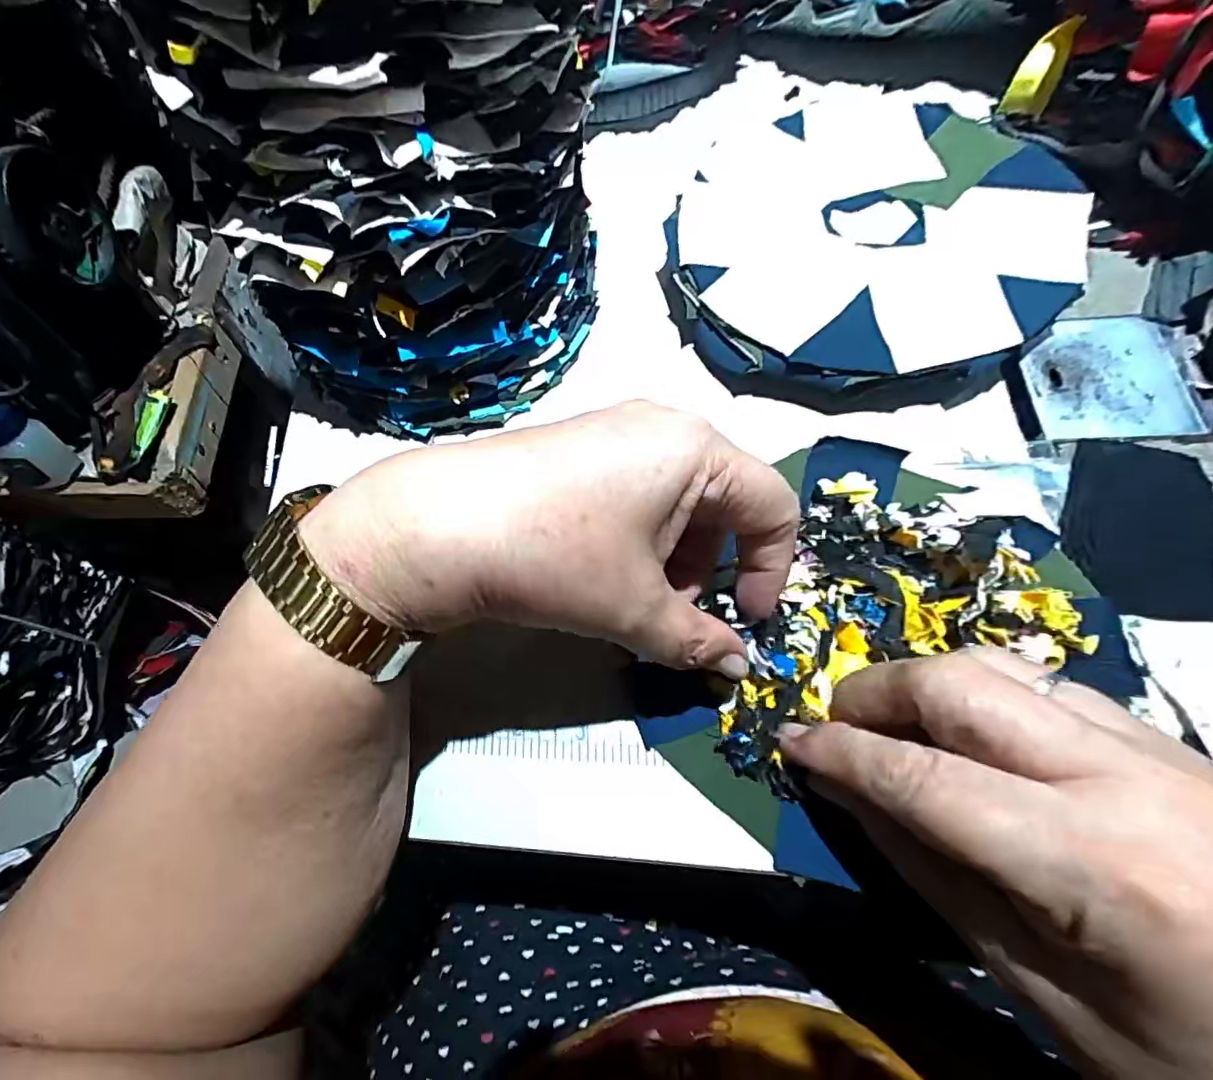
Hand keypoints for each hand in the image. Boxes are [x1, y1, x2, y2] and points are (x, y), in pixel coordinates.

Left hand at [299, 402, 798, 675]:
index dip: (772, 570)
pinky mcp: (585, 443)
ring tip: (636, 597)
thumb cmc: (557, 558)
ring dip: (678, 557)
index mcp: (698, 450)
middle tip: (678, 613)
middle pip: (728, 503)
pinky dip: (644, 535)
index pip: (775, 507)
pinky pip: (643, 489)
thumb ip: (698, 641)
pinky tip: (605, 568)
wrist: (437, 525)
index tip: (744, 618)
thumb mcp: (636, 607)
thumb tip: (739, 668)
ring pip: (684, 500)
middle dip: (714, 568)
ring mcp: (620, 429)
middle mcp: (667, 426)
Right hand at [781, 648, 1212, 1079]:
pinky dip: (988, 696)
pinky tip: (965, 730)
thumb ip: (934, 875)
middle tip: (833, 719)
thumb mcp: (1041, 995)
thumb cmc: (1197, 1072)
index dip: (846, 754)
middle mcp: (1143, 787)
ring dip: (928, 681)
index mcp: (1108, 875)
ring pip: (1011, 667)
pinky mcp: (1189, 746)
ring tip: (887, 716)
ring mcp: (1178, 754)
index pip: (932, 780)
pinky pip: (1058, 689)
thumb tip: (848, 793)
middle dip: (879, 691)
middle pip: (970, 688)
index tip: (789, 739)